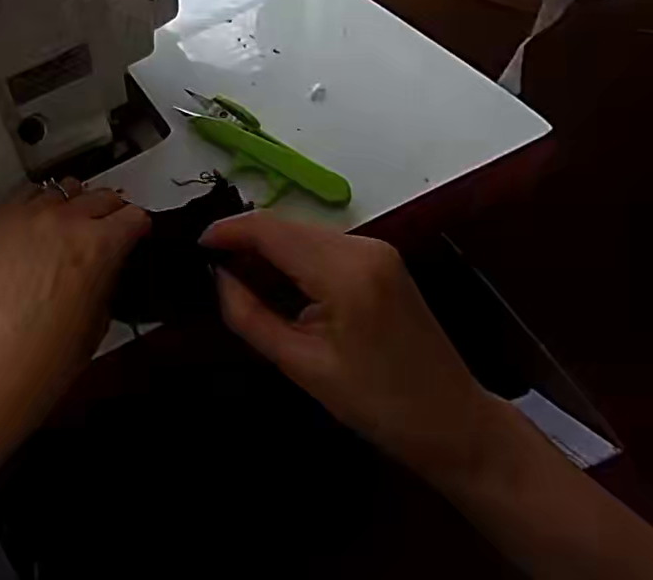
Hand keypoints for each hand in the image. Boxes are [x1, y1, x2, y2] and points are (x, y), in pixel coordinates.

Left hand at [0, 180, 148, 515]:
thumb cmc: (45, 353)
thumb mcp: (101, 317)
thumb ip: (108, 277)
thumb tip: (109, 264)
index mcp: (98, 245)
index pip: (134, 216)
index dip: (139, 227)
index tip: (138, 233)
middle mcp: (64, 222)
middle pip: (101, 196)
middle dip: (112, 212)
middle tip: (113, 228)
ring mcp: (30, 217)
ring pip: (64, 189)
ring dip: (75, 203)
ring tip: (77, 222)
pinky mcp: (2, 222)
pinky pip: (27, 194)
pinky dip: (40, 202)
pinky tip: (42, 218)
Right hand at [200, 211, 507, 481]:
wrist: (459, 427)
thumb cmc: (377, 404)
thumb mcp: (297, 364)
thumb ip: (245, 312)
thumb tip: (215, 274)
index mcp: (345, 273)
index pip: (267, 229)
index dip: (224, 231)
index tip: (193, 247)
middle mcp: (362, 247)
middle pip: (281, 224)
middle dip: (241, 240)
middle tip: (210, 267)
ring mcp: (375, 249)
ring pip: (296, 230)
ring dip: (263, 247)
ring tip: (236, 276)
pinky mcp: (378, 258)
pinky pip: (315, 241)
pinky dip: (287, 254)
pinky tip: (274, 280)